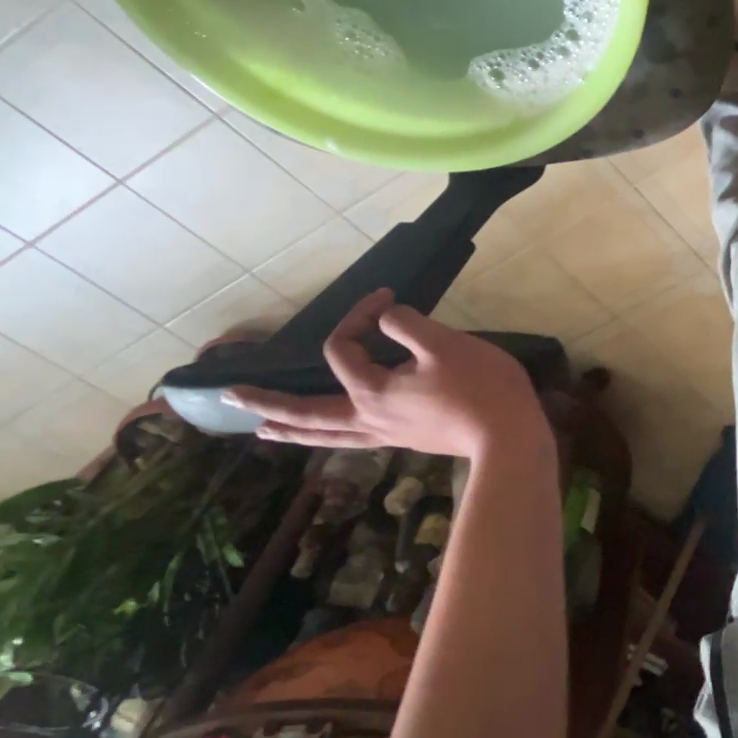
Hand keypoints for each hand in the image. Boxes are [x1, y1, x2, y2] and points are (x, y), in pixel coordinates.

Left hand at [225, 289, 546, 458]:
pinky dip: (328, 438)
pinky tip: (335, 435)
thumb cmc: (480, 386)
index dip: (359, 317)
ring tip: (263, 430)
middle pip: (306, 409)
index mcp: (373, 389)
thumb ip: (409, 326)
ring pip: (325, 433)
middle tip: (229, 396)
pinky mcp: (405, 440)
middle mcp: (368, 415)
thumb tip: (387, 317)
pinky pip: (351, 439)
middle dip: (267, 401)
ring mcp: (385, 433)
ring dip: (292, 429)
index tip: (385, 297)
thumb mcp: (446, 344)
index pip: (345, 348)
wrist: (508, 433)